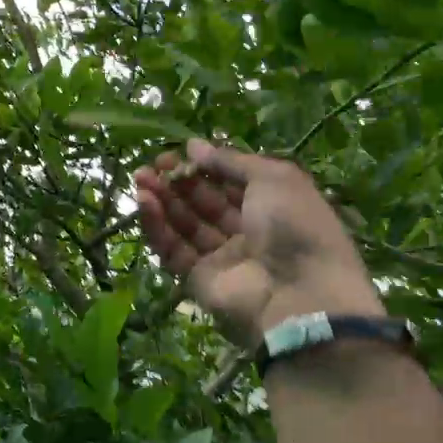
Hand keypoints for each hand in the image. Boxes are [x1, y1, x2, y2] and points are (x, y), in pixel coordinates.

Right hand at [133, 139, 381, 347]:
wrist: (301, 296)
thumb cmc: (295, 227)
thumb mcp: (274, 178)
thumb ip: (231, 160)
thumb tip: (194, 146)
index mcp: (272, 209)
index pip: (230, 183)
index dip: (206, 166)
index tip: (182, 151)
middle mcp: (247, 232)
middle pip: (203, 201)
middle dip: (177, 180)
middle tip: (154, 164)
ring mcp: (222, 257)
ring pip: (184, 222)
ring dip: (161, 198)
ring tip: (140, 178)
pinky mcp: (199, 278)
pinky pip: (173, 248)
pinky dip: (156, 224)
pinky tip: (144, 201)